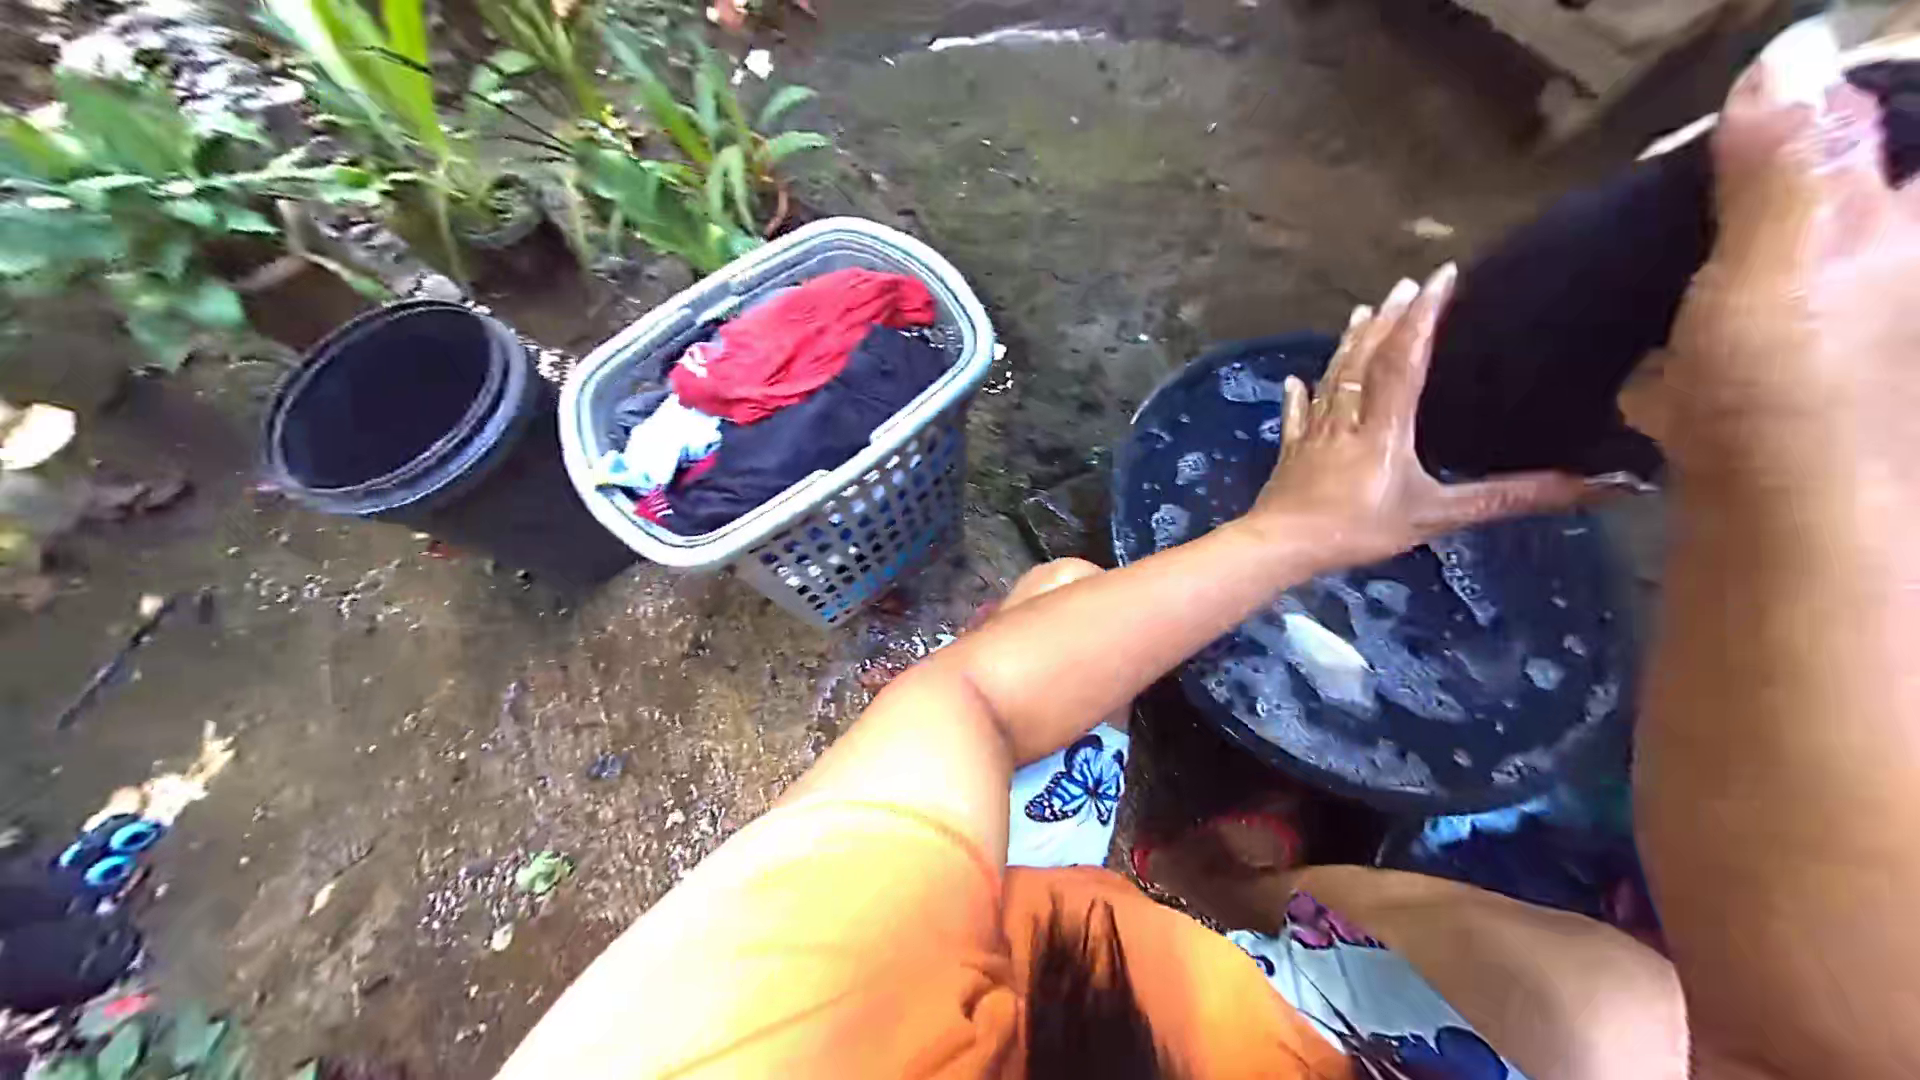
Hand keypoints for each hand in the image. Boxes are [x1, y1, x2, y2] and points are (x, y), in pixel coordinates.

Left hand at [1246, 264, 1585, 568]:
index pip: (1405, 358)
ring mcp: (1311, 433)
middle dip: (1387, 320)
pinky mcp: (1289, 451)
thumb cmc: (1357, 529)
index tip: (1442, 277)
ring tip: (1361, 313)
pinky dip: (1298, 396)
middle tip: (1404, 285)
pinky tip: (1294, 380)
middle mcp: (1344, 419)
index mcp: (1383, 426)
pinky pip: (1295, 415)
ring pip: (1332, 379)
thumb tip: (1592, 485)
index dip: (1423, 316)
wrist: (1283, 545)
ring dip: (1348, 344)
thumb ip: (1507, 497)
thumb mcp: (1436, 516)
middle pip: (1365, 360)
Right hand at [1667, 58, 1919, 497]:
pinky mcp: (1778, 343)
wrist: (1772, 496)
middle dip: (1741, 169)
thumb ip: (1785, 163)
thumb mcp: (1783, 260)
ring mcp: (1833, 297)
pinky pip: (1734, 285)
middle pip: (1820, 166)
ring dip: (1706, 227)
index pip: (1880, 103)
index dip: (1800, 103)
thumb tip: (1788, 48)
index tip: (1710, 138)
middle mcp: (1886, 243)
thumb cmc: (1788, 381)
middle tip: (1665, 192)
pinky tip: (1650, 302)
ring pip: (1771, 227)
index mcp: (1907, 210)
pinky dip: (1691, 283)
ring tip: (1644, 242)